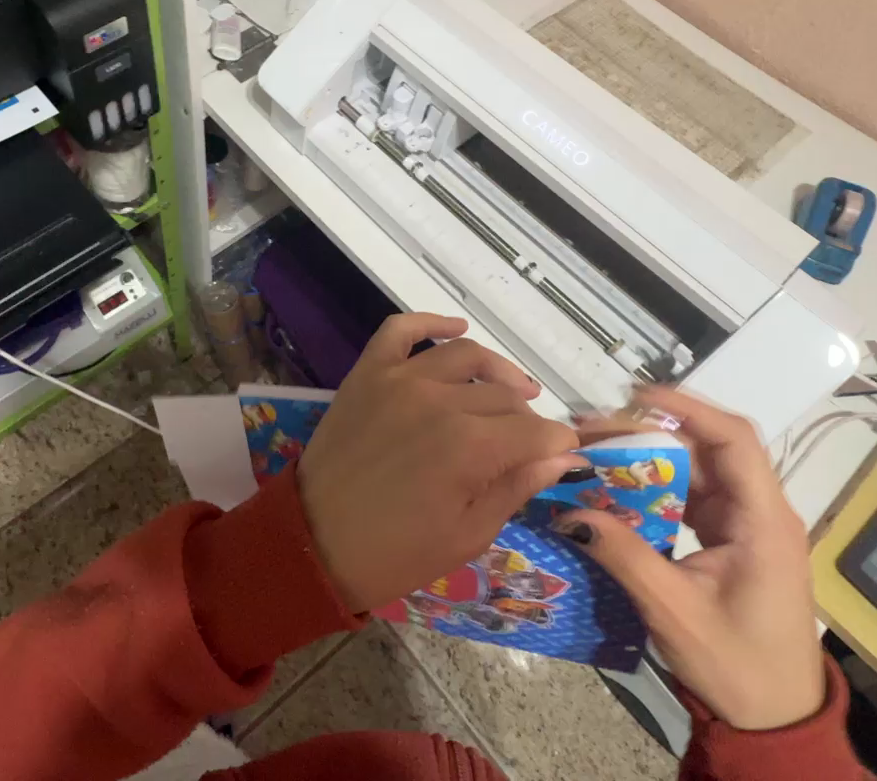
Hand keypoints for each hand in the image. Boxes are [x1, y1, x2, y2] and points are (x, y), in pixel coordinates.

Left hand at [295, 313, 582, 613]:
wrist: (312, 542)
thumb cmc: (394, 553)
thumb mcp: (468, 534)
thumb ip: (516, 487)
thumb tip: (561, 457)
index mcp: (470, 447)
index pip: (534, 430)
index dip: (556, 443)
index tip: (564, 453)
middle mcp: (438, 401)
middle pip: (502, 395)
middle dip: (526, 418)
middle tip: (528, 440)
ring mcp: (399, 380)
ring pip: (464, 357)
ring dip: (496, 371)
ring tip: (512, 389)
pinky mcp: (367, 373)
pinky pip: (400, 330)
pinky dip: (430, 323)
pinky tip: (455, 329)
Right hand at [557, 386, 825, 730]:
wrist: (775, 722)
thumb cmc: (737, 666)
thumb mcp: (673, 610)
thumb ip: (621, 554)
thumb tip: (567, 511)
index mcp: (763, 521)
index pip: (733, 440)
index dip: (688, 407)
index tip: (634, 394)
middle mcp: (759, 511)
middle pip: (705, 448)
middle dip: (646, 431)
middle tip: (588, 429)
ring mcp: (743, 524)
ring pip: (693, 469)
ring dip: (644, 456)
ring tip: (590, 450)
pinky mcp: (728, 539)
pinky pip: (687, 496)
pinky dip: (649, 486)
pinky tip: (611, 486)